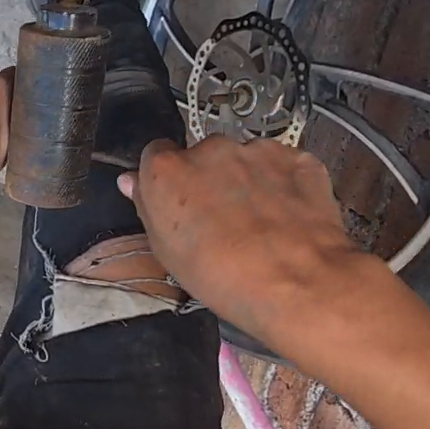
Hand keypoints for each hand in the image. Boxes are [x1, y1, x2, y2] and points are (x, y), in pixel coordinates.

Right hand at [119, 136, 382, 341]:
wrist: (295, 280)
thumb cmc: (218, 274)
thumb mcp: (165, 250)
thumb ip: (147, 206)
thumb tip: (132, 180)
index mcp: (167, 169)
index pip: (155, 153)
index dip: (165, 177)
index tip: (176, 199)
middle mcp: (210, 148)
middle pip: (203, 155)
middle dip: (209, 178)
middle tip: (220, 217)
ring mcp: (257, 149)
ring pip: (244, 160)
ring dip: (245, 180)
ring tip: (259, 220)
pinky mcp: (297, 157)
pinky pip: (281, 166)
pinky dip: (281, 184)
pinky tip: (286, 216)